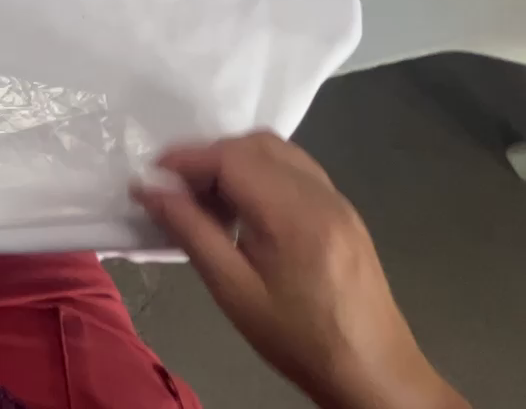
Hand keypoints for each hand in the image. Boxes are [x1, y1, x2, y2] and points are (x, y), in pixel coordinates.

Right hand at [132, 132, 466, 408]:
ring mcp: (338, 202)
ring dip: (231, 160)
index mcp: (296, 217)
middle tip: (177, 190)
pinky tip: (242, 206)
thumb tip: (147, 189)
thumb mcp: (232, 289)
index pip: (230, 158)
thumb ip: (189, 230)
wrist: (378, 380)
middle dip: (205, 157)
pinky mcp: (342, 212)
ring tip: (208, 197)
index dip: (184, 159)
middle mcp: (322, 198)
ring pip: (273, 150)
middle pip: (251, 145)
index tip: (152, 179)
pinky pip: (291, 167)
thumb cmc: (299, 338)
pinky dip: (256, 170)